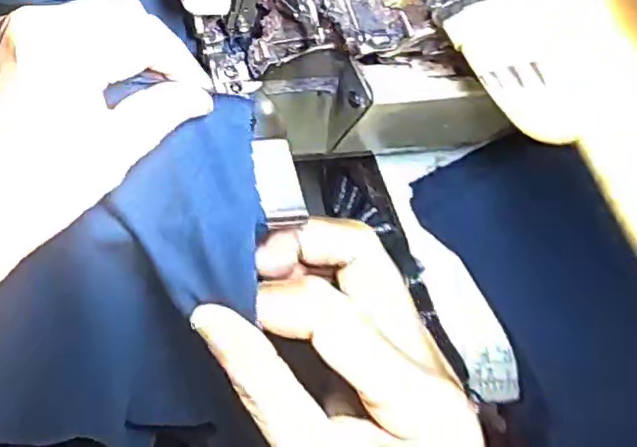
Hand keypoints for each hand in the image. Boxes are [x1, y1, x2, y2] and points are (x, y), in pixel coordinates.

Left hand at [0, 0, 214, 306]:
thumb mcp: (109, 153)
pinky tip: (99, 71)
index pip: (140, 34)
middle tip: (174, 82)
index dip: (178, 61)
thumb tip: (193, 97)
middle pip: (115, 12)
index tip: (196, 88)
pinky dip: (85, 39)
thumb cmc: (28, 192)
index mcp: (61, 47)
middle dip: (151, 44)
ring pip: (86, 13)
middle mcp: (33, 23)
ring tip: (141, 78)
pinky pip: (57, 23)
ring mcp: (10, 27)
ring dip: (119, 38)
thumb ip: (159, 112)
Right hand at [191, 219, 481, 445]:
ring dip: (303, 251)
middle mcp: (427, 360)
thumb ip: (260, 384)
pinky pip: (356, 284)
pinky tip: (280, 292)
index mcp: (418, 394)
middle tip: (252, 262)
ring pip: (361, 258)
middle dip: (296, 243)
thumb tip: (210, 316)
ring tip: (262, 272)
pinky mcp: (400, 352)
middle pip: (361, 253)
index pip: (327, 308)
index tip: (226, 313)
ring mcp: (419, 352)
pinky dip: (309, 272)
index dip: (266, 301)